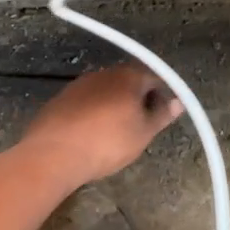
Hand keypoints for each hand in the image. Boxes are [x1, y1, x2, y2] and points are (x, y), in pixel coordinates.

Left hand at [17, 65, 184, 186]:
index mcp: (129, 76)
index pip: (154, 78)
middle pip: (128, 82)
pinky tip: (88, 134)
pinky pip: (83, 103)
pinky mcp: (58, 100)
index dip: (161, 96)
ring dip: (112, 106)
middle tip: (138, 125)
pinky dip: (91, 113)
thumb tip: (178, 102)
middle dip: (136, 99)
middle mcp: (103, 73)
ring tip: (112, 132)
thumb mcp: (143, 133)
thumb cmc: (107, 142)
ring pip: (104, 92)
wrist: (52, 156)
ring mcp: (77, 85)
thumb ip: (162, 115)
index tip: (159, 116)